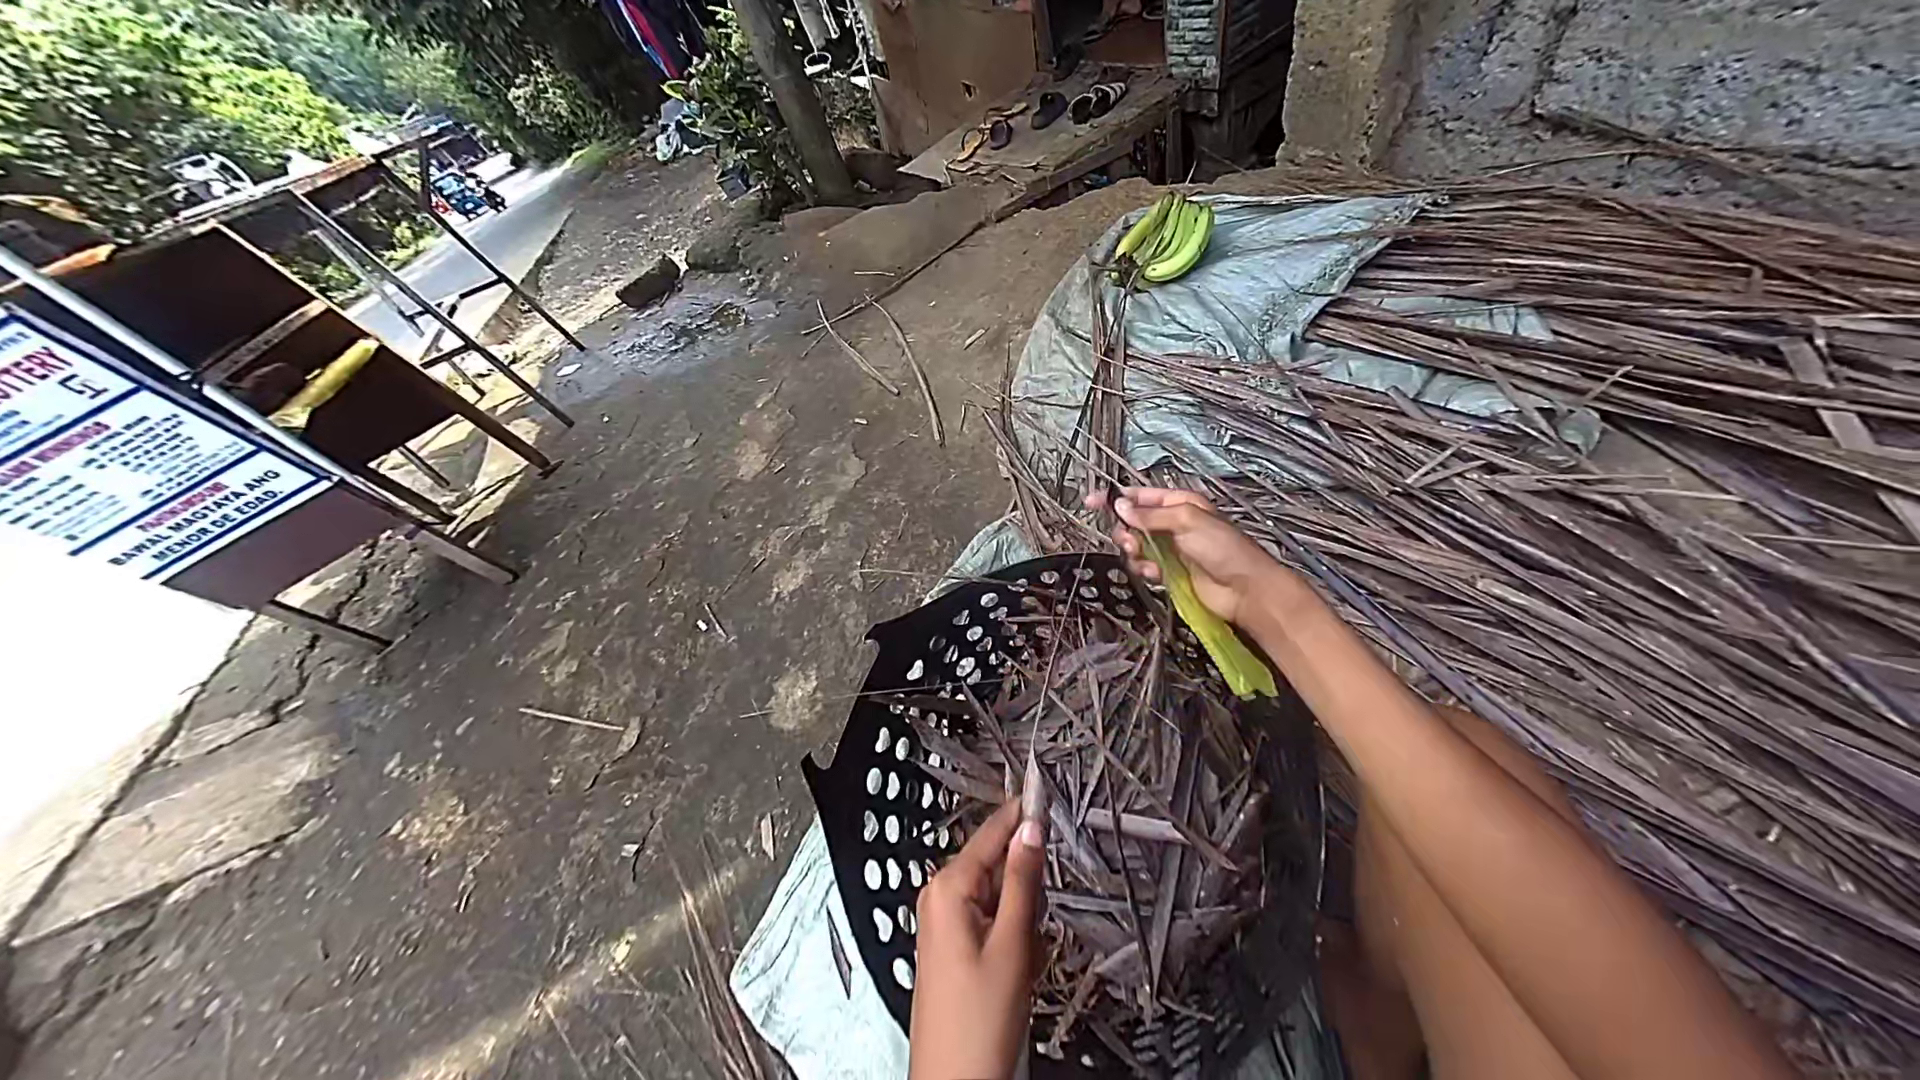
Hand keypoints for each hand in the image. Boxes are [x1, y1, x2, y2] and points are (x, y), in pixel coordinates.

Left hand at [908, 801, 1044, 1079]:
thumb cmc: (976, 1026)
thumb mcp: (1012, 944)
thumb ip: (1023, 881)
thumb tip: (1030, 830)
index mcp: (948, 887)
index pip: (991, 833)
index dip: (1020, 814)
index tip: (1039, 789)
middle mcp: (940, 897)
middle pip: (998, 866)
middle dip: (1025, 891)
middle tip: (1035, 928)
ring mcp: (945, 921)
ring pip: (1000, 897)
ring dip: (1022, 922)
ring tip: (1023, 962)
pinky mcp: (954, 943)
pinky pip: (992, 921)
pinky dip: (1012, 938)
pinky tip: (1015, 972)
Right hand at [1086, 486, 1289, 626]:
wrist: (1244, 589)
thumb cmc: (1224, 549)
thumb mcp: (1186, 521)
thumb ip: (1150, 515)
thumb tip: (1121, 507)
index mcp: (1180, 504)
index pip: (1140, 496)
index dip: (1116, 499)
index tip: (1091, 503)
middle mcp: (1173, 524)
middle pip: (1134, 523)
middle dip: (1126, 532)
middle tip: (1129, 542)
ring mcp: (1171, 549)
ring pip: (1136, 546)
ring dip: (1135, 553)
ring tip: (1143, 559)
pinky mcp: (1170, 571)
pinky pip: (1145, 566)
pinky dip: (1146, 570)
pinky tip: (1156, 575)